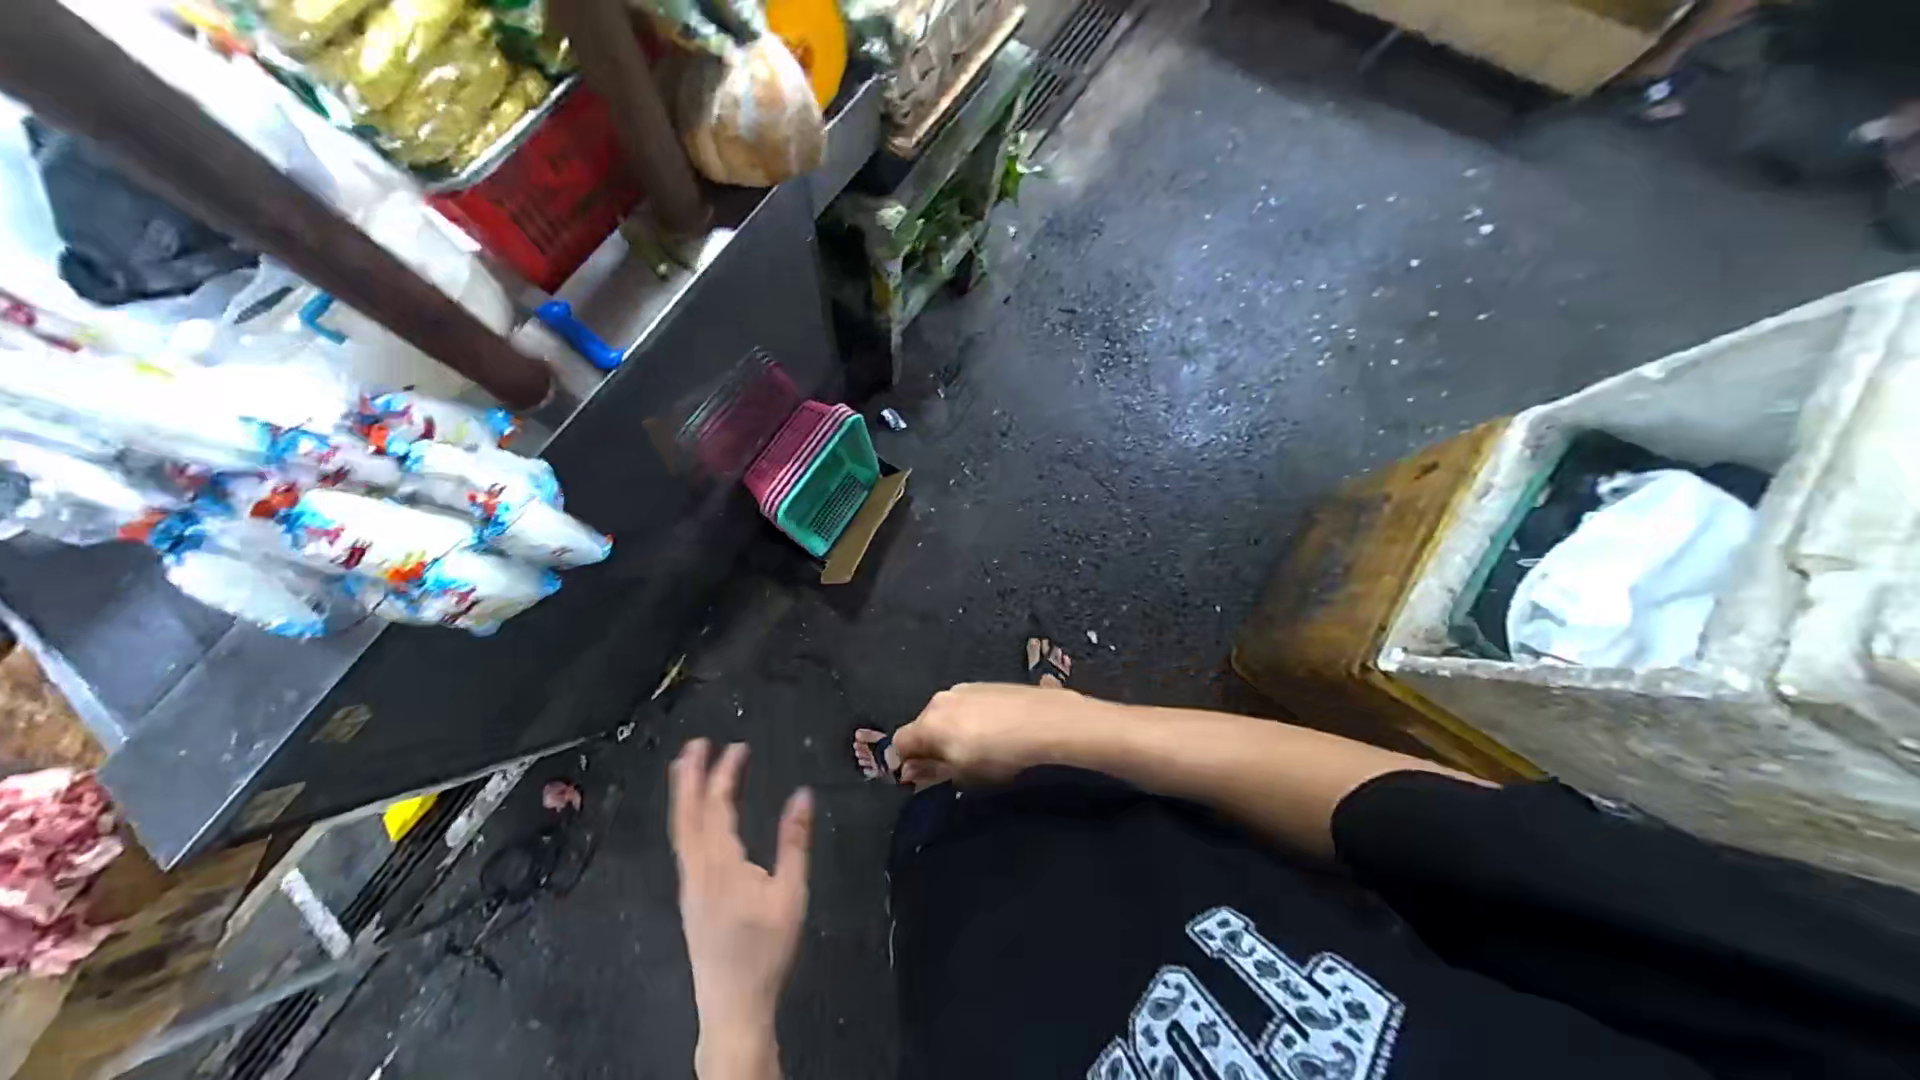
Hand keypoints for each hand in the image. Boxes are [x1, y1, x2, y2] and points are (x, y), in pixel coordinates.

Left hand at [669, 739, 812, 1079]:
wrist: (733, 1005)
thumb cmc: (766, 949)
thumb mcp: (791, 894)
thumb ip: (795, 842)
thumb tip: (802, 795)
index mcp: (722, 864)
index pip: (718, 807)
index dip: (725, 773)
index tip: (737, 746)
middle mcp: (697, 869)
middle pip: (687, 814)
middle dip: (689, 776)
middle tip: (694, 744)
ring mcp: (689, 884)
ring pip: (680, 830)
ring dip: (682, 795)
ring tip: (685, 768)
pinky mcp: (689, 897)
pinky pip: (682, 845)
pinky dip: (685, 818)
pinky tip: (693, 816)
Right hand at [890, 681, 1112, 785]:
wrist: (1049, 722)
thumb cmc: (1001, 755)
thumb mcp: (964, 775)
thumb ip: (931, 773)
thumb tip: (908, 773)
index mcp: (928, 721)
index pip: (900, 742)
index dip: (907, 763)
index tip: (923, 779)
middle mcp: (941, 698)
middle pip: (924, 726)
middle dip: (931, 747)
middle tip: (954, 768)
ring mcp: (967, 687)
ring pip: (947, 714)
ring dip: (953, 732)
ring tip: (980, 751)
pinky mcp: (989, 684)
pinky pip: (969, 706)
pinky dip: (973, 720)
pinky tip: (997, 733)